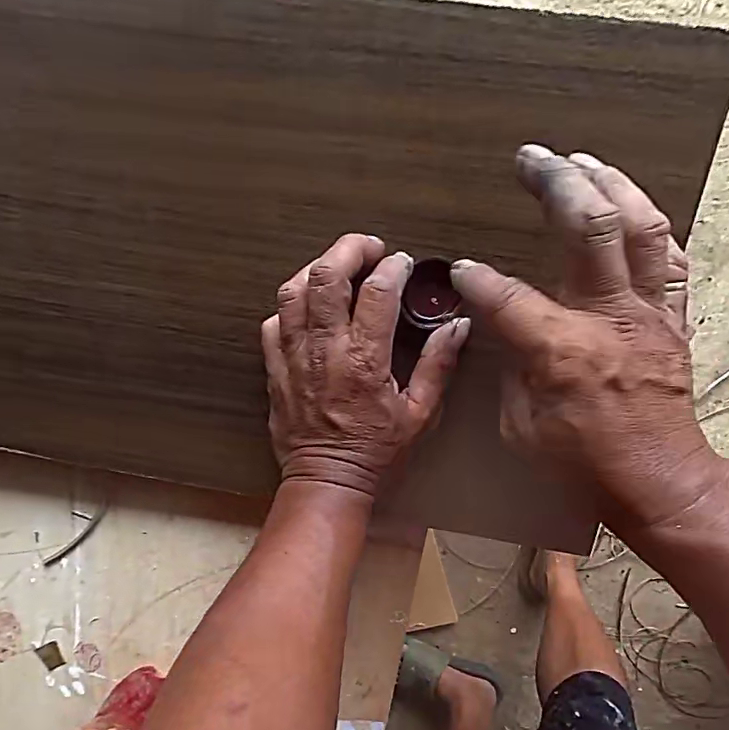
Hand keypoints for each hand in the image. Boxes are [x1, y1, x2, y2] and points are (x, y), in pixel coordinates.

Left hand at [262, 234, 470, 497]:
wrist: (326, 480)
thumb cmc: (374, 452)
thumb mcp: (419, 412)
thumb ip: (437, 364)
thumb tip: (456, 326)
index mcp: (365, 360)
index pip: (377, 290)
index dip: (393, 266)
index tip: (403, 265)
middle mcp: (325, 351)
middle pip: (326, 276)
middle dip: (348, 249)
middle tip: (367, 250)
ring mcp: (294, 358)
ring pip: (292, 292)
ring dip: (315, 271)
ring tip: (336, 270)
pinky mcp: (275, 370)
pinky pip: (272, 324)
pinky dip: (290, 307)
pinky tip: (308, 309)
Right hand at [450, 145, 728, 531]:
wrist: (656, 477)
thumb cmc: (577, 459)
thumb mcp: (518, 424)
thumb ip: (508, 366)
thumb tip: (500, 327)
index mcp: (562, 349)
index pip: (507, 296)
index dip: (476, 280)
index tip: (457, 269)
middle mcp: (611, 317)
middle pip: (590, 227)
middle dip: (556, 183)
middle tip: (530, 157)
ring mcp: (650, 312)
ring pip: (640, 226)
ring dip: (610, 184)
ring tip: (581, 158)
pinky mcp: (673, 317)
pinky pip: (669, 256)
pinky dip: (649, 224)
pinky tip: (630, 205)